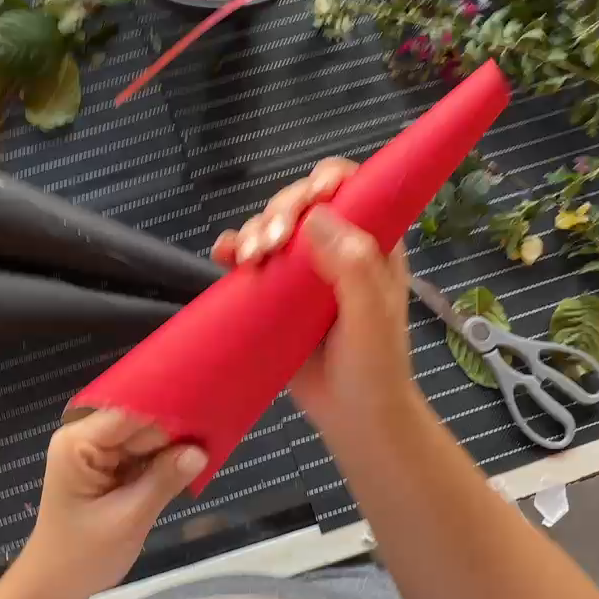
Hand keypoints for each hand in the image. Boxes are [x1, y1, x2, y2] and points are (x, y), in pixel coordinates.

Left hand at [0, 411, 204, 598]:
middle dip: (174, 427)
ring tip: (212, 437)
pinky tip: (192, 457)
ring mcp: (97, 451)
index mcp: (78, 442)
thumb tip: (201, 451)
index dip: (166, 410)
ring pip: (145, 437)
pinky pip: (142, 454)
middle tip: (216, 426)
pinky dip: (164, 459)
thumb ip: (163, 481)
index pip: (128, 413)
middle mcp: (85, 437)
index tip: (205, 406)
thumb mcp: (128, 519)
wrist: (55, 587)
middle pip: (138, 422)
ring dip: (173, 443)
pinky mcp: (109, 467)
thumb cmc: (82, 556)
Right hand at [210, 158, 426, 441]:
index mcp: (372, 243)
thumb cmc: (374, 365)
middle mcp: (336, 247)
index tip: (310, 195)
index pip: (353, 189)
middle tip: (268, 245)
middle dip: (280, 211)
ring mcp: (302, 269)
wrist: (353, 418)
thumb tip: (316, 216)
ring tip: (248, 259)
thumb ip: (352, 266)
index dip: (328, 181)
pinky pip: (249, 259)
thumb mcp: (371, 315)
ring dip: (253, 231)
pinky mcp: (274, 292)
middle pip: (302, 202)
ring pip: (271, 227)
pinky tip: (223, 256)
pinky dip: (233, 250)